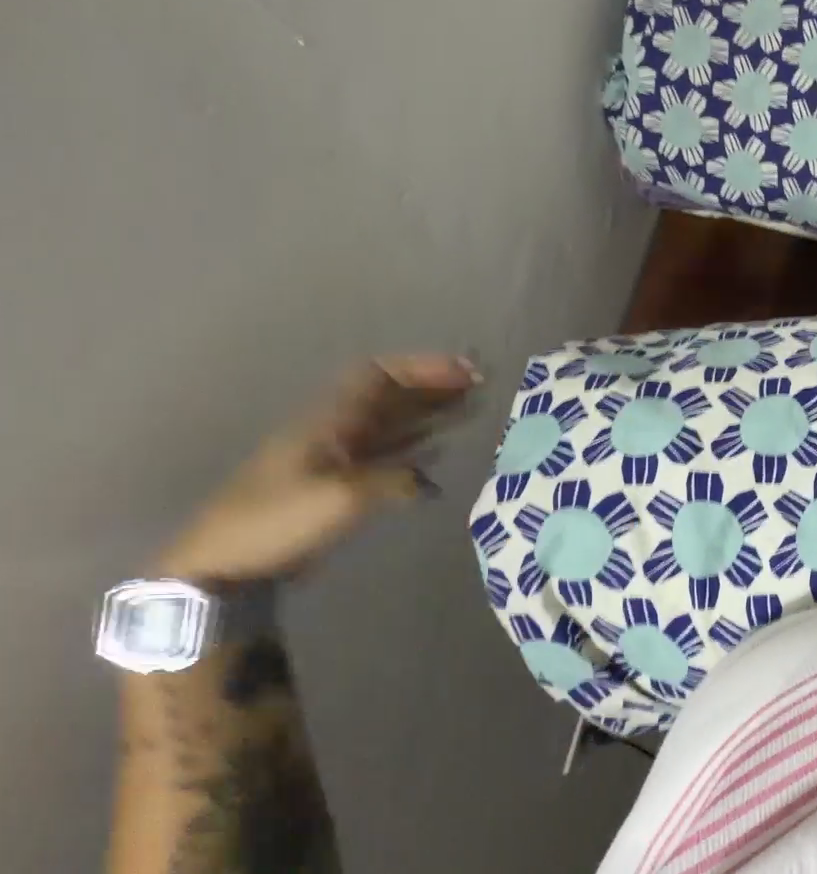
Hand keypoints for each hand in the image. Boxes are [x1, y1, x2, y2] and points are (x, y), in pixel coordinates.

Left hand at [153, 354, 481, 583]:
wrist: (218, 569)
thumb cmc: (275, 523)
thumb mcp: (341, 499)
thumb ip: (393, 481)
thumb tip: (426, 481)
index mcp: (327, 422)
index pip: (378, 375)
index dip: (424, 367)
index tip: (465, 372)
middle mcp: (331, 431)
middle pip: (387, 395)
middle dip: (433, 386)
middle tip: (478, 387)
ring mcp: (331, 458)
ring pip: (388, 422)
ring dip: (428, 412)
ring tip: (469, 411)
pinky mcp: (333, 485)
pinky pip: (384, 453)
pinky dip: (415, 445)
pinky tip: (438, 450)